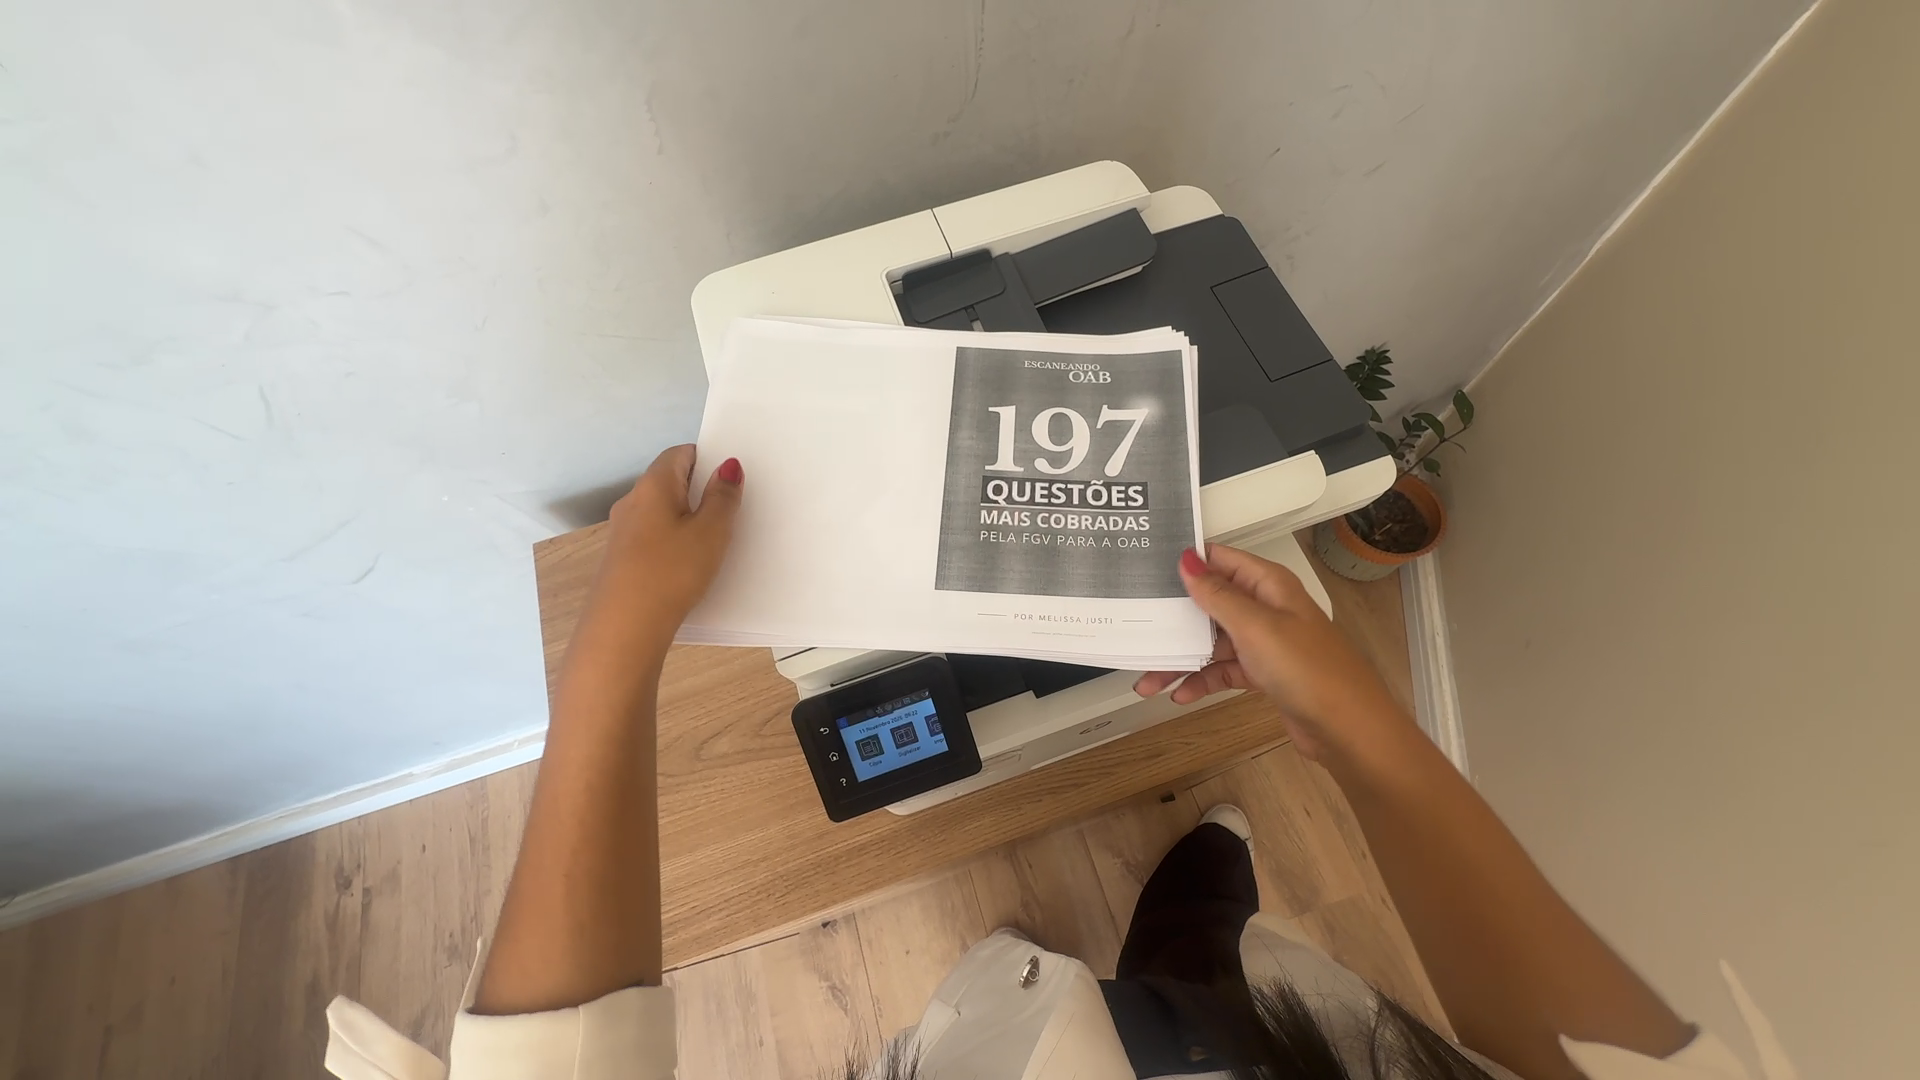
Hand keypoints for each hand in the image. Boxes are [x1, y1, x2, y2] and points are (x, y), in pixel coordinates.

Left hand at [583, 444, 742, 651]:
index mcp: (653, 485)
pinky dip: (674, 540)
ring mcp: (622, 531)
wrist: (625, 626)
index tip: (731, 479)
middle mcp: (632, 501)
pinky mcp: (621, 559)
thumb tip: (727, 465)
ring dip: (687, 518)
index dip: (708, 458)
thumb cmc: (673, 570)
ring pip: (661, 512)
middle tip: (731, 508)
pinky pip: (653, 536)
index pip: (679, 453)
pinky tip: (689, 563)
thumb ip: (723, 497)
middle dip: (699, 489)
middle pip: (669, 482)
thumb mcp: (711, 531)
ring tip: (715, 539)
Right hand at [1133, 544, 1405, 760]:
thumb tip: (1186, 558)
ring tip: (1147, 682)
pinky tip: (1180, 696)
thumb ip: (1217, 594)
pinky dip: (1202, 681)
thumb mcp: (1256, 627)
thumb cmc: (1306, 669)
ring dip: (1181, 660)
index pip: (1219, 560)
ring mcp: (1264, 642)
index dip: (1184, 561)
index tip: (1144, 567)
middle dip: (1172, 619)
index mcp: (1268, 585)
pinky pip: (1223, 670)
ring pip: (1211, 642)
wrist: (1349, 730)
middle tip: (1134, 628)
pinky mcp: (1263, 673)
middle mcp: (1265, 607)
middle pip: (1209, 604)